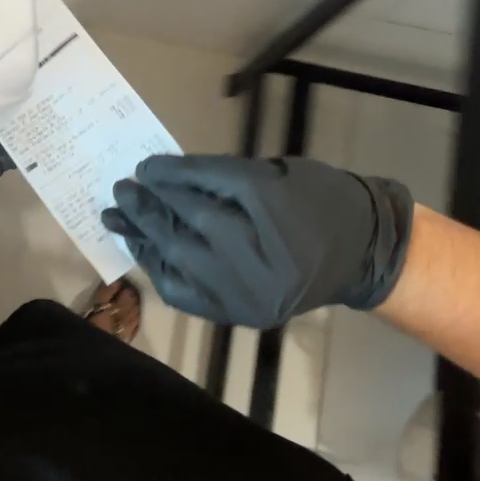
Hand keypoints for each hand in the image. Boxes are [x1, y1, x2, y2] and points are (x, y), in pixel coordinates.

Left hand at [100, 154, 413, 328]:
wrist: (363, 256)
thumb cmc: (318, 201)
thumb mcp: (275, 172)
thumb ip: (220, 176)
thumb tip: (162, 177)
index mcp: (274, 204)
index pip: (208, 183)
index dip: (170, 174)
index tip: (143, 166)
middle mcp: (260, 251)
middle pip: (188, 222)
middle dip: (149, 204)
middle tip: (122, 189)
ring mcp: (249, 290)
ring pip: (178, 260)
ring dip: (142, 235)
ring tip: (115, 216)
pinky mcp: (240, 314)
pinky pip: (184, 292)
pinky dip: (157, 267)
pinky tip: (140, 246)